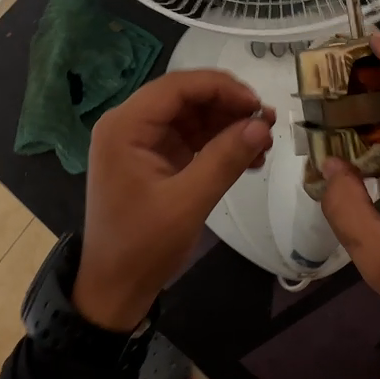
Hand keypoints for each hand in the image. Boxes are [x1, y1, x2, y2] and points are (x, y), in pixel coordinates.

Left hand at [74, 70, 275, 330]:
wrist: (113, 291)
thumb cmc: (142, 246)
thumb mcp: (187, 203)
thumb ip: (224, 159)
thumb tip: (261, 125)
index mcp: (125, 125)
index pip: (177, 87)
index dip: (220, 88)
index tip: (257, 104)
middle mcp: (129, 124)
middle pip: (185, 97)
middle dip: (227, 106)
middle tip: (266, 122)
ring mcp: (141, 141)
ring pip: (191, 115)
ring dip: (227, 124)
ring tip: (263, 142)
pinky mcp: (153, 158)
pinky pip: (189, 137)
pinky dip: (217, 143)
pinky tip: (248, 157)